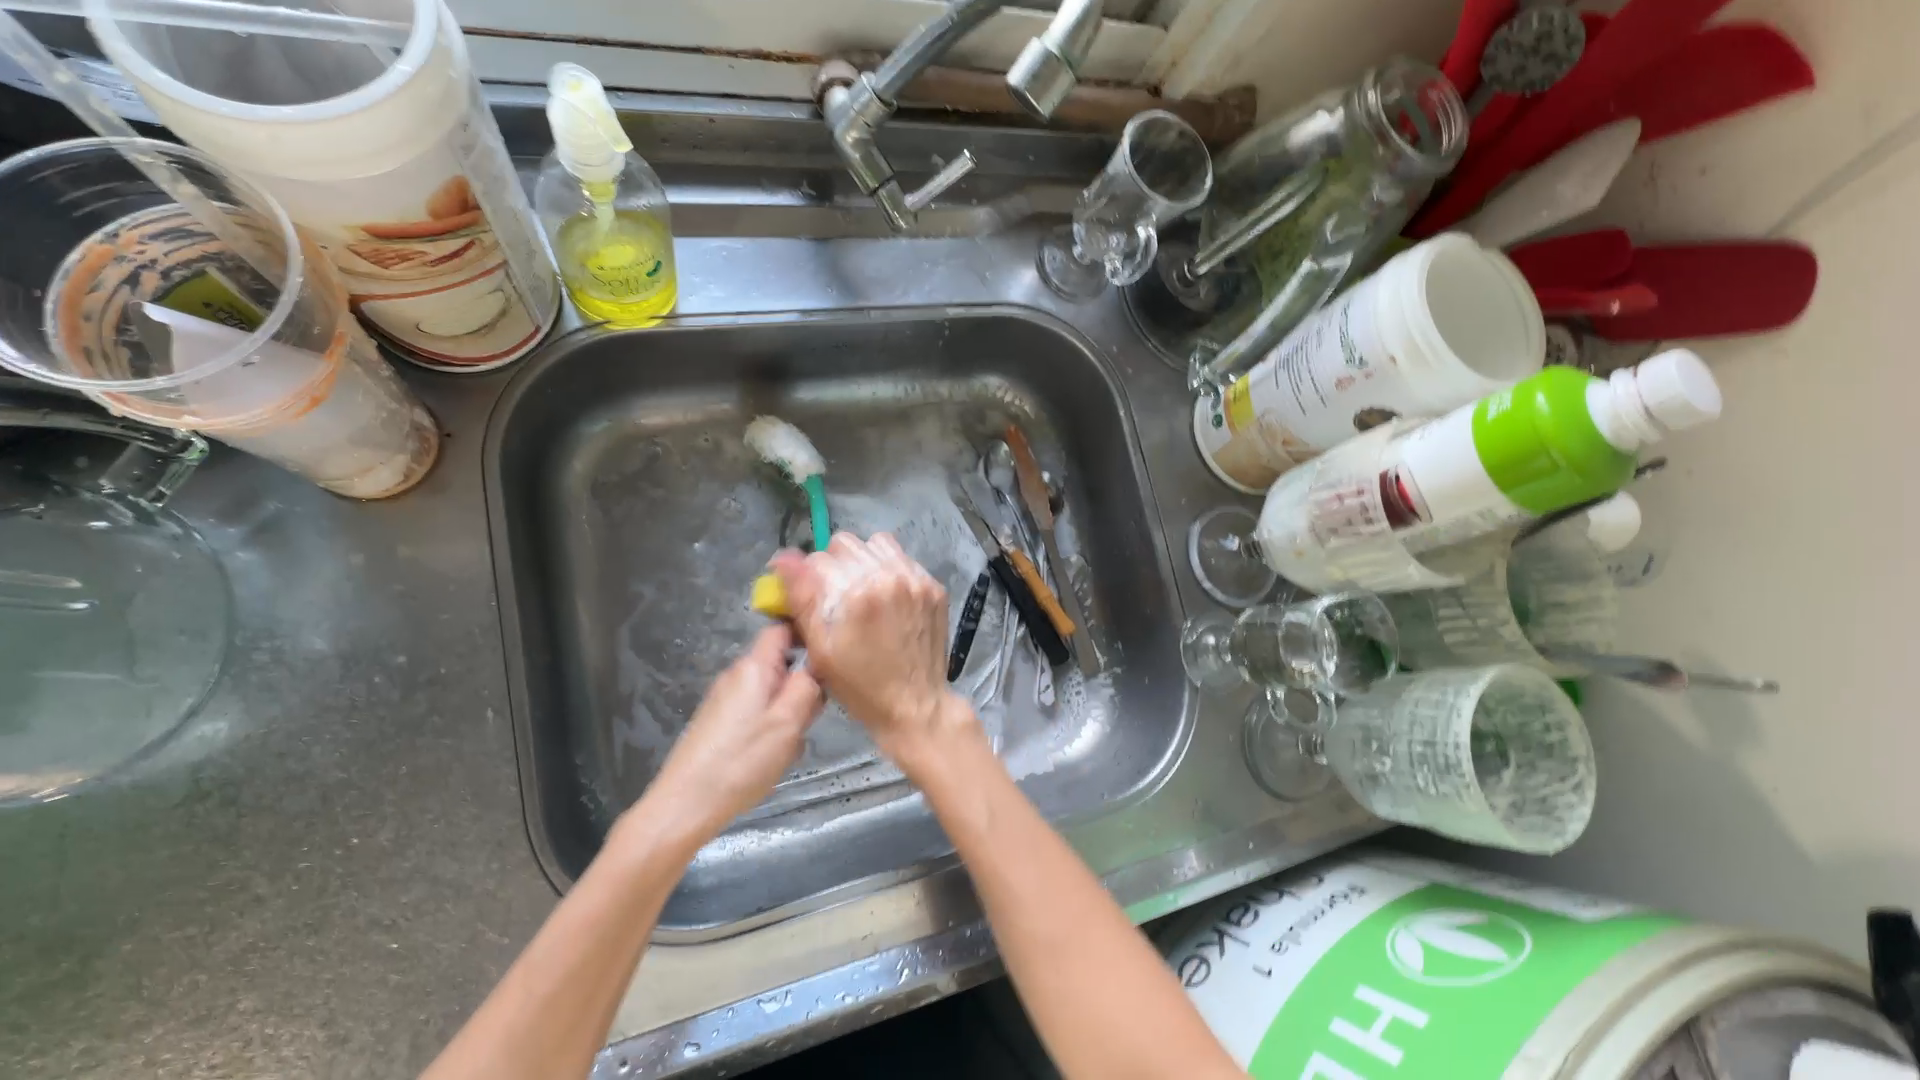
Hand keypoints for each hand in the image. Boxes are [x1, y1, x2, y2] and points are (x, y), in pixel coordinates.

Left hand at [635, 624, 823, 843]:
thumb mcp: (787, 723)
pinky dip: (770, 732)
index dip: (807, 638)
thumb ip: (806, 687)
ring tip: (788, 746)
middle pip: (779, 666)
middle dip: (801, 688)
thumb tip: (815, 666)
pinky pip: (756, 716)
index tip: (829, 662)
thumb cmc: (742, 761)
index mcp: (753, 668)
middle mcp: (736, 676)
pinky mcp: (719, 724)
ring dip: (787, 716)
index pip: (781, 630)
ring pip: (771, 696)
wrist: (686, 804)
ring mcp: (725, 701)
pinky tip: (770, 759)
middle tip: (808, 720)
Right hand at [771, 533, 980, 776]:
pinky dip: (890, 570)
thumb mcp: (822, 650)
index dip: (808, 578)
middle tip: (836, 595)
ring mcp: (917, 580)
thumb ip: (802, 600)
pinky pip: (904, 559)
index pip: (819, 559)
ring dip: (863, 560)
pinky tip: (887, 598)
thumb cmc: (862, 687)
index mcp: (859, 592)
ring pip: (877, 544)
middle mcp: (890, 576)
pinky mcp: (934, 587)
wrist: (916, 706)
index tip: (811, 597)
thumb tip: (783, 559)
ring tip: (863, 590)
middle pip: (847, 544)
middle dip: (834, 565)